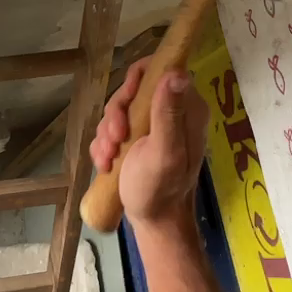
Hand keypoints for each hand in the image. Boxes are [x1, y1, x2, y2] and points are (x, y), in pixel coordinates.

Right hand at [90, 57, 209, 235]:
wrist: (154, 223)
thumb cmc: (161, 189)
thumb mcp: (165, 152)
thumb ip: (168, 114)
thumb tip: (176, 72)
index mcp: (187, 107)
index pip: (161, 69)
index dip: (137, 79)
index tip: (124, 100)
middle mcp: (171, 110)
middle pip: (133, 89)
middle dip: (116, 114)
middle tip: (115, 140)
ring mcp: (152, 124)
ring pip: (119, 108)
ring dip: (107, 133)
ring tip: (108, 157)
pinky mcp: (136, 138)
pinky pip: (112, 127)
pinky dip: (104, 143)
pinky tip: (105, 162)